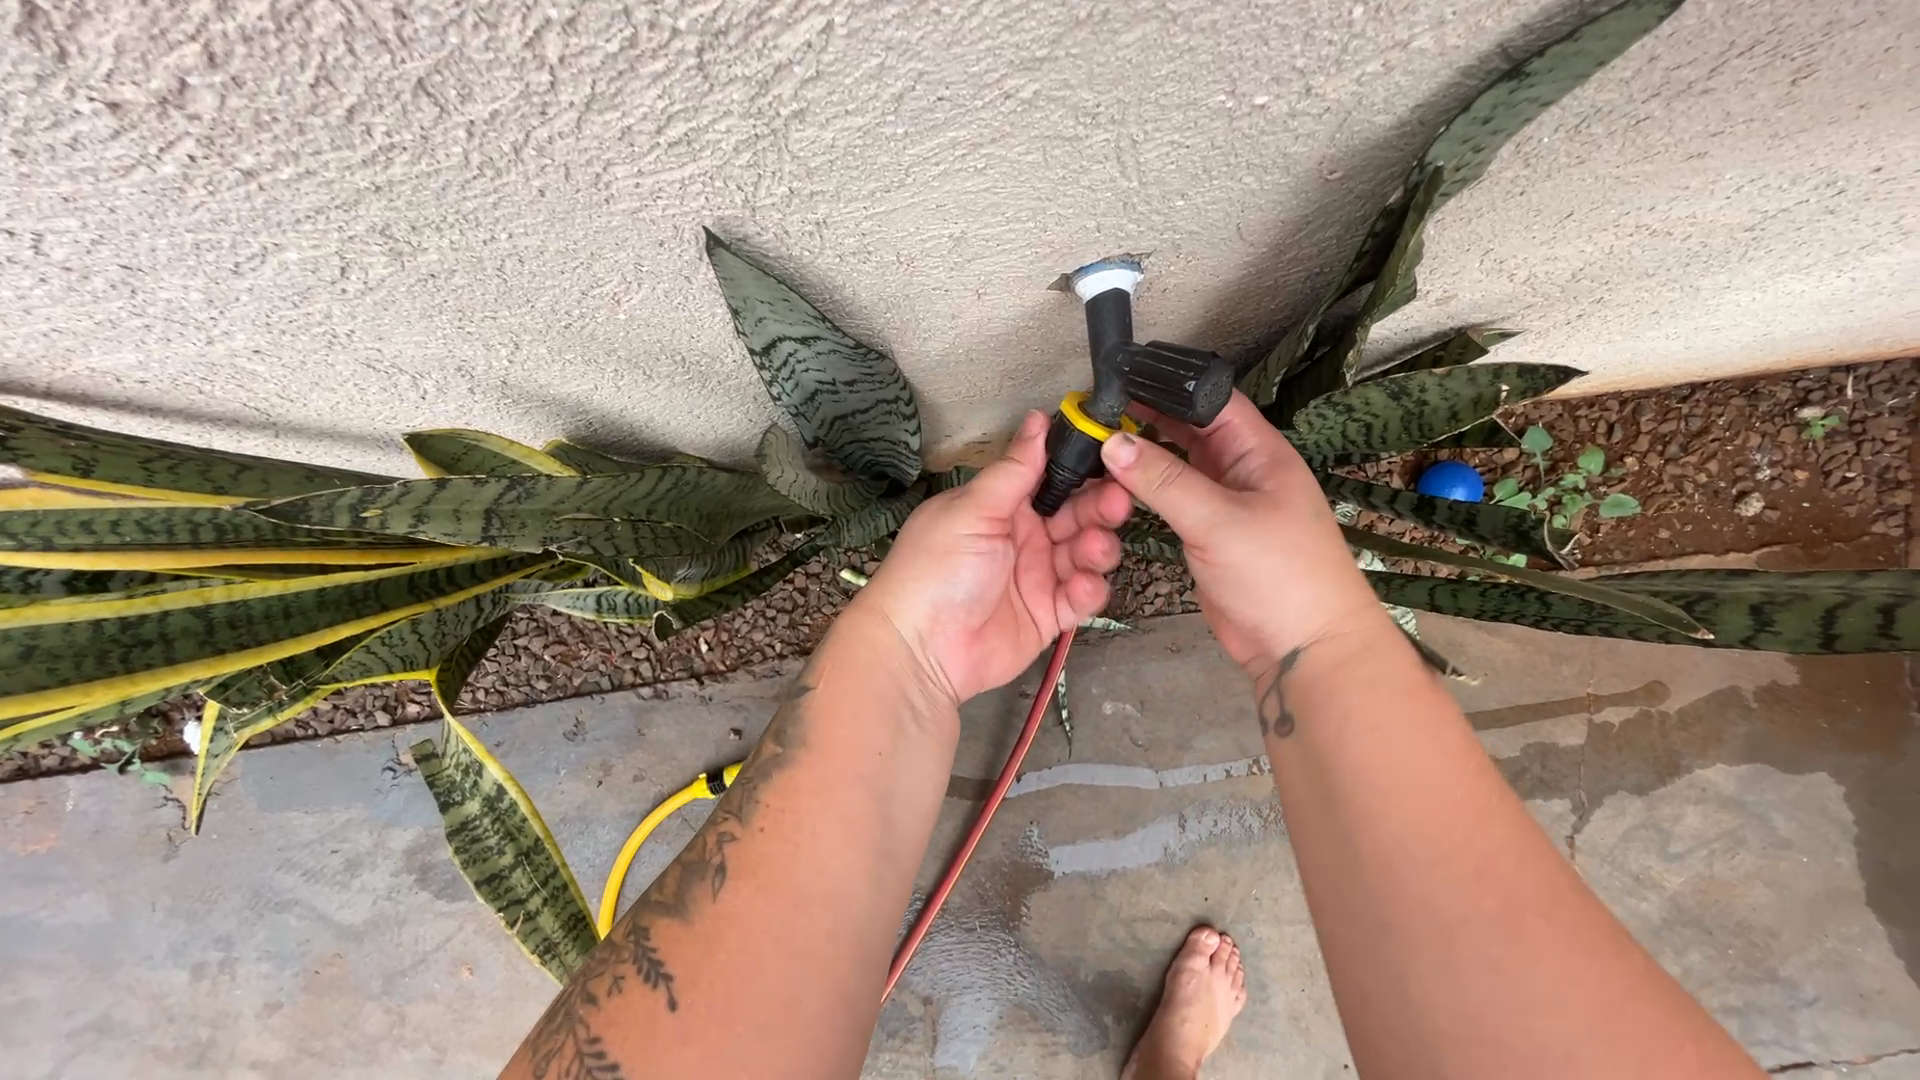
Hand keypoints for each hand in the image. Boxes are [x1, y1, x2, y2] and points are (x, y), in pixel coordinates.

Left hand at [853, 411, 1132, 704]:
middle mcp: (1023, 537)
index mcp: (1002, 506)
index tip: (1110, 458)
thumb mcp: (972, 510)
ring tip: (1092, 547)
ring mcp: (1037, 576)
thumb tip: (1037, 421)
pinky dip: (1090, 589)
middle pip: (1077, 514)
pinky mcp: (1048, 614)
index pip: (1051, 478)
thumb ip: (1013, 470)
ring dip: (1098, 546)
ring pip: (1086, 553)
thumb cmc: (933, 571)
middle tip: (1116, 501)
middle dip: (1100, 506)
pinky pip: (1082, 597)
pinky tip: (1081, 585)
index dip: (1081, 469)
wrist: (919, 649)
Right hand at [1099, 391, 1385, 674]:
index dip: (1167, 387)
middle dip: (1147, 418)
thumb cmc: (1277, 575)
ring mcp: (1225, 502)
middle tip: (1097, 412)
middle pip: (1190, 429)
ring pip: (1178, 465)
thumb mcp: (1218, 521)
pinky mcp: (1209, 532)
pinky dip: (1145, 489)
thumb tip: (1112, 442)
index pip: (1210, 401)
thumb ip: (1163, 481)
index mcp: (1258, 451)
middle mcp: (1241, 469)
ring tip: (1098, 442)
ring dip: (1144, 455)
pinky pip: (1173, 498)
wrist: (1302, 646)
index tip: (1118, 381)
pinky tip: (1116, 484)